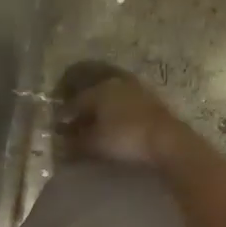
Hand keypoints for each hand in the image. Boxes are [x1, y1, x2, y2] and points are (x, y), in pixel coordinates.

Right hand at [55, 66, 190, 167]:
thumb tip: (63, 144)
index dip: (64, 114)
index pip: (75, 101)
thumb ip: (76, 143)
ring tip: (93, 123)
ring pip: (110, 94)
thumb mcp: (95, 144)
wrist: (168, 142)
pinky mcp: (152, 100)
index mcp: (99, 88)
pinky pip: (125, 102)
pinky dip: (115, 110)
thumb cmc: (126, 139)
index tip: (57, 126)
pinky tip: (115, 124)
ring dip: (99, 107)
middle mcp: (116, 82)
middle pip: (92, 91)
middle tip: (72, 118)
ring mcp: (137, 89)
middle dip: (80, 103)